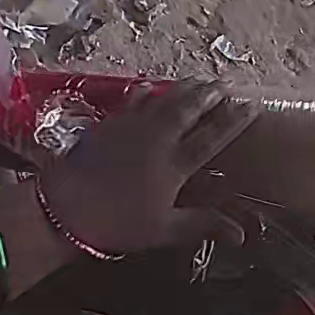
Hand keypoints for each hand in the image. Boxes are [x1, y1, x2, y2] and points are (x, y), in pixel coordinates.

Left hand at [38, 82, 256, 256]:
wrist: (64, 207)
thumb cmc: (117, 223)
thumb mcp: (164, 230)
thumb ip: (202, 224)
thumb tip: (242, 234)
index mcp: (174, 164)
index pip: (211, 137)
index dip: (232, 121)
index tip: (249, 106)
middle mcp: (157, 138)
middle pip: (189, 109)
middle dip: (209, 95)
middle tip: (225, 84)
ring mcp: (132, 126)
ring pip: (165, 99)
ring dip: (184, 88)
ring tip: (199, 80)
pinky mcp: (111, 123)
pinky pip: (135, 100)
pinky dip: (148, 91)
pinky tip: (152, 86)